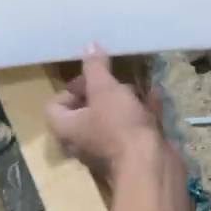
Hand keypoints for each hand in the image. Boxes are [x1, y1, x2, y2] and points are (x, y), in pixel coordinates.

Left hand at [45, 45, 164, 175]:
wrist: (150, 165)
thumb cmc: (118, 127)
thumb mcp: (105, 89)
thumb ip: (96, 67)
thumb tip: (89, 45)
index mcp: (67, 128)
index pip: (55, 106)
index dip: (69, 89)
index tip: (89, 78)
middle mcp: (84, 141)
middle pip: (87, 112)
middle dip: (102, 93)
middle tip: (114, 79)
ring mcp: (110, 148)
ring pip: (113, 120)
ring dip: (125, 101)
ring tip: (136, 85)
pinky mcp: (134, 152)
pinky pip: (135, 127)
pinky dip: (143, 112)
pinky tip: (154, 95)